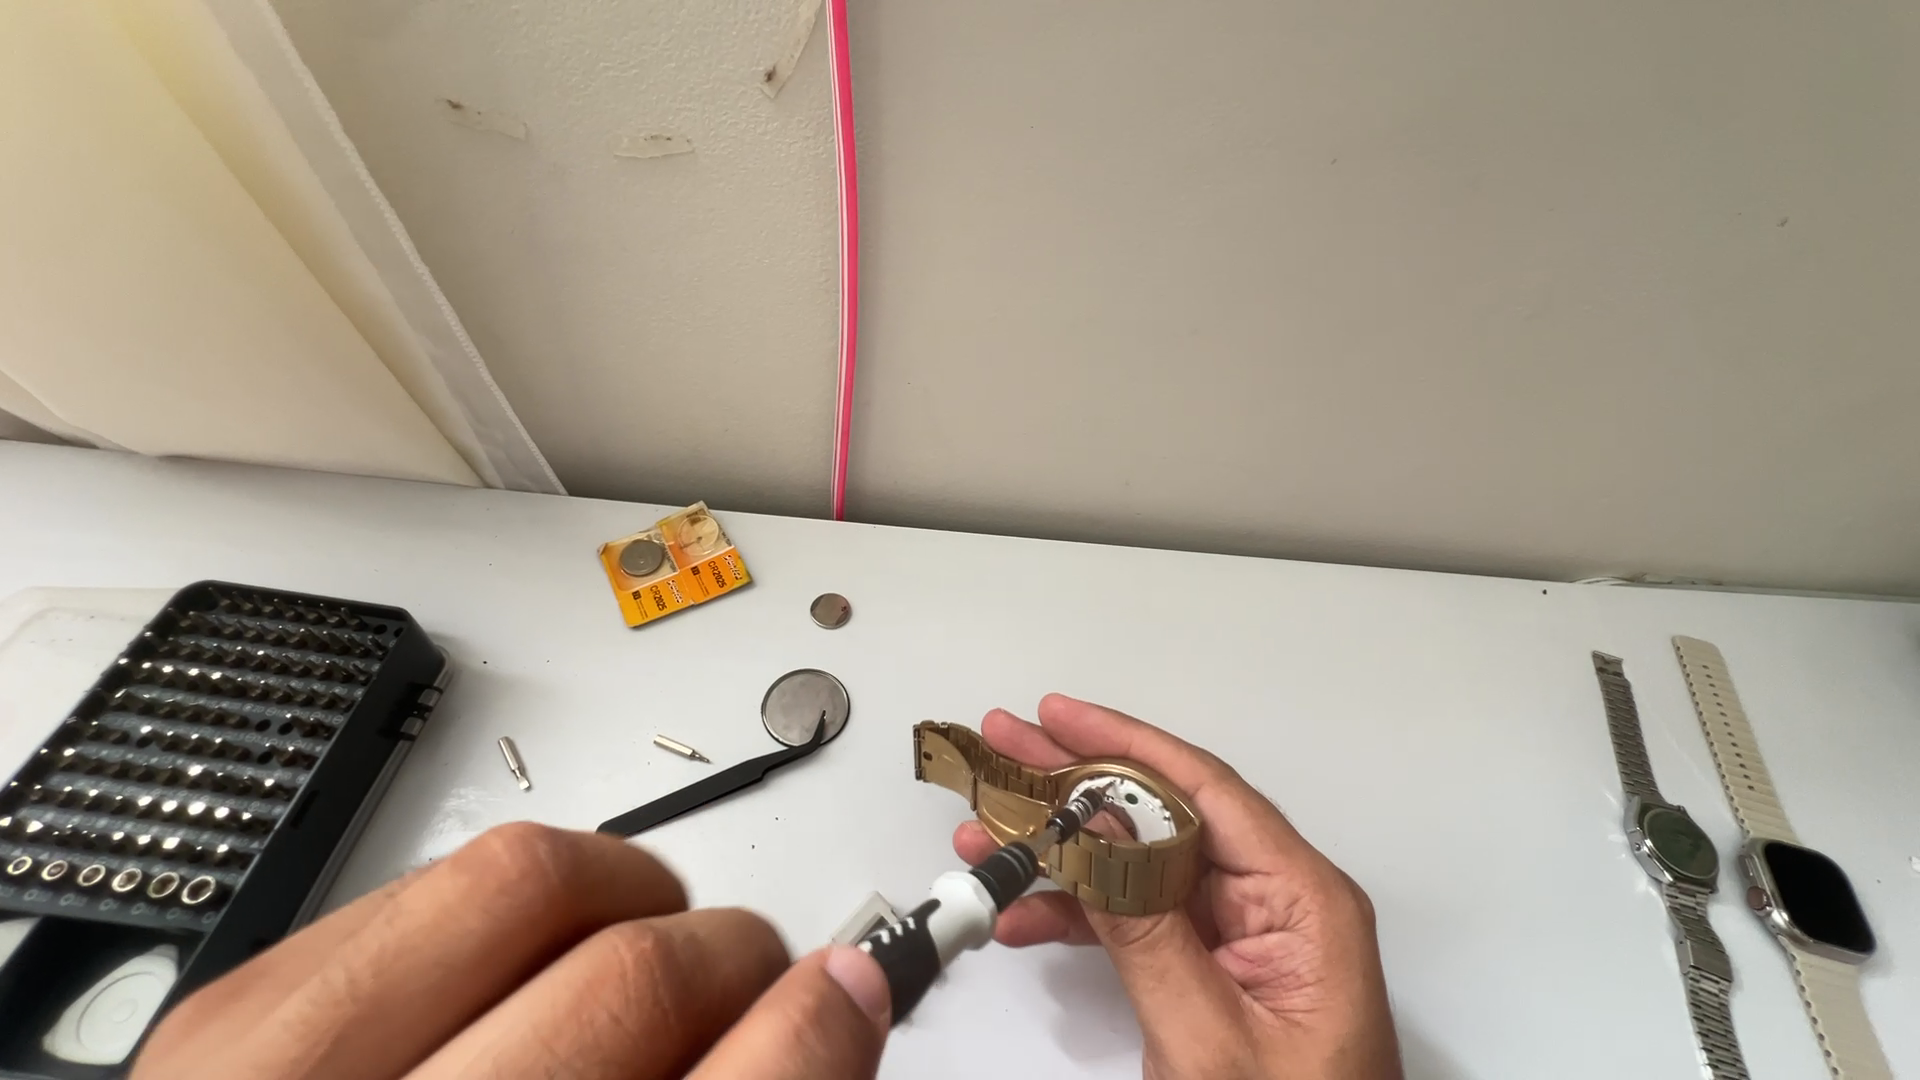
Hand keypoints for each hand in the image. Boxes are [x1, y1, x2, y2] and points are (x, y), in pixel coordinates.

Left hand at [133, 824, 891, 1079]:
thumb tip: (835, 1007)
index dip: (814, 1040)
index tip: (853, 987)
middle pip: (630, 987)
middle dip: (735, 960)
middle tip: (749, 980)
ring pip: (525, 885)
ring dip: (633, 896)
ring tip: (648, 939)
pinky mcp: (213, 1031)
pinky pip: (433, 879)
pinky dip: (532, 893)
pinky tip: (540, 956)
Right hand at [953, 694, 1400, 1079]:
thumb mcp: (1206, 1038)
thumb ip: (1146, 924)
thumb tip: (1096, 819)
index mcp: (1298, 895)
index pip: (1203, 788)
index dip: (1123, 741)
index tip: (1055, 714)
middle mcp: (1267, 891)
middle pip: (1160, 809)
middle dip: (1075, 777)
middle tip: (1003, 742)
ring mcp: (1232, 924)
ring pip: (1134, 857)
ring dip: (1058, 847)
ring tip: (985, 829)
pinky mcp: (1201, 955)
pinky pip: (1132, 913)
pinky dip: (1074, 911)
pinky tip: (1018, 915)